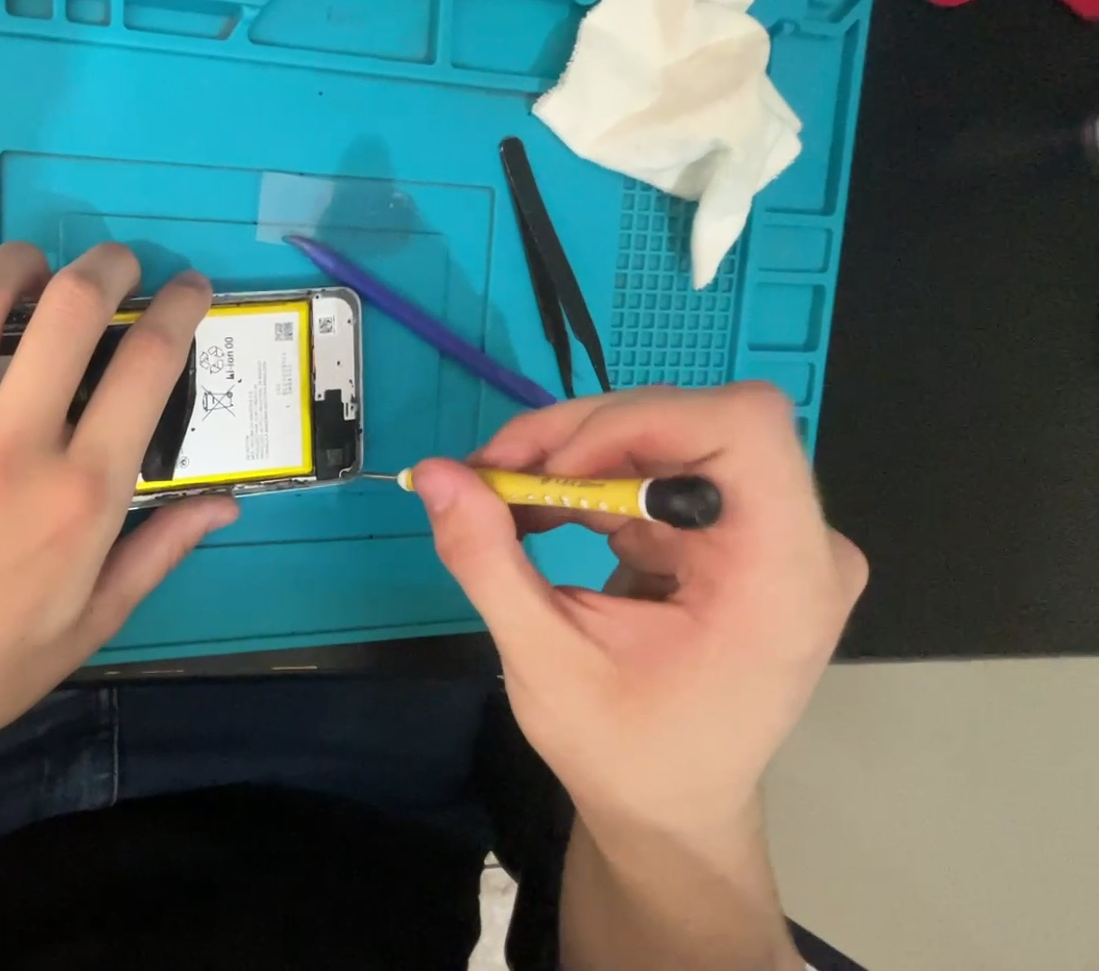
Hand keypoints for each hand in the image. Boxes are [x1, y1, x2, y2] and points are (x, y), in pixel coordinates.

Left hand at [0, 241, 236, 778]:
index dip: (179, 310)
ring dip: (10, 264)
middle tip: (117, 264)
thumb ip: (160, 552)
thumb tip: (223, 504)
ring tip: (28, 270)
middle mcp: (9, 445)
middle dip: (106, 264)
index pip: (149, 368)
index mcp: (80, 494)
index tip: (187, 288)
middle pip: (69, 309)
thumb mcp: (93, 623)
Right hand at [412, 383, 865, 836]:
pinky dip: (579, 481)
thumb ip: (485, 558)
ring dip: (566, 455)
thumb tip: (433, 472)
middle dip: (574, 436)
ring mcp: (764, 534)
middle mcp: (793, 538)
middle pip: (688, 423)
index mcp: (778, 574)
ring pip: (660, 437)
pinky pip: (650, 472)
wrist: (667, 805)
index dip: (634, 422)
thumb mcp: (540, 658)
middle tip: (486, 472)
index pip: (740, 426)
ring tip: (497, 496)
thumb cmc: (622, 749)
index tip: (547, 468)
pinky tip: (532, 514)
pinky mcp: (725, 536)